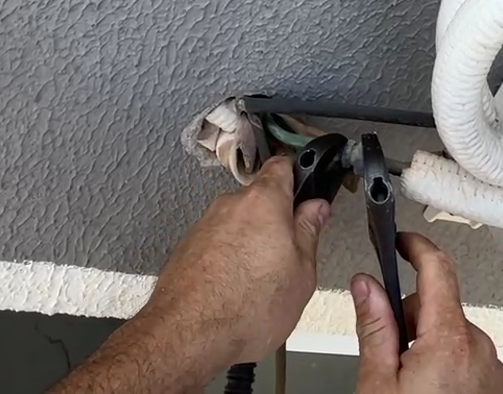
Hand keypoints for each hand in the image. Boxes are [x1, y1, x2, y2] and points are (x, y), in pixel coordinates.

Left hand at [135, 156, 331, 373]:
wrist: (186, 335)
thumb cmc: (244, 307)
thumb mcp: (301, 273)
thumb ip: (309, 232)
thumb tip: (315, 209)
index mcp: (264, 200)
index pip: (283, 166)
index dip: (297, 176)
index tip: (306, 195)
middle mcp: (232, 204)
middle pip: (260, 199)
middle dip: (274, 221)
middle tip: (286, 253)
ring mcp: (206, 224)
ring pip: (238, 224)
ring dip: (248, 244)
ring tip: (257, 282)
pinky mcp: (188, 247)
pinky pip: (217, 244)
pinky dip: (226, 260)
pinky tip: (233, 291)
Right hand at [352, 233, 502, 393]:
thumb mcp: (378, 386)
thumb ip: (374, 329)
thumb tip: (365, 285)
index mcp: (449, 340)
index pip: (436, 268)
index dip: (415, 246)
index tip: (400, 239)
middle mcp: (478, 348)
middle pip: (438, 304)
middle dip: (409, 315)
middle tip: (387, 349)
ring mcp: (491, 367)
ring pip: (451, 331)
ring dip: (427, 342)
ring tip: (407, 381)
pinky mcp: (495, 385)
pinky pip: (467, 355)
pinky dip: (446, 362)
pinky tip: (428, 389)